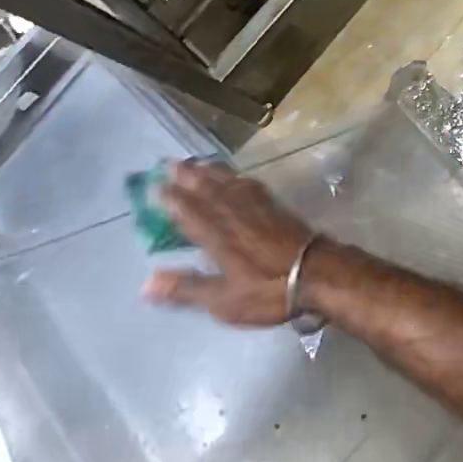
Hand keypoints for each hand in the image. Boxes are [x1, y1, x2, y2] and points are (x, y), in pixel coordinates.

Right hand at [141, 160, 318, 326]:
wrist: (316, 273)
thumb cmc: (267, 290)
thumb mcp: (223, 300)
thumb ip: (186, 289)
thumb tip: (146, 284)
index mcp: (216, 235)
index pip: (188, 211)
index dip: (170, 199)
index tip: (154, 186)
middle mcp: (232, 213)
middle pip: (205, 189)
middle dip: (186, 176)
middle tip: (169, 163)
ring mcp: (255, 207)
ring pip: (226, 182)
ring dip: (208, 170)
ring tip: (194, 161)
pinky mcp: (274, 206)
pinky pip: (248, 183)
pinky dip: (235, 175)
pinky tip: (234, 174)